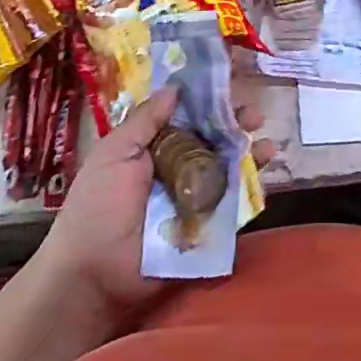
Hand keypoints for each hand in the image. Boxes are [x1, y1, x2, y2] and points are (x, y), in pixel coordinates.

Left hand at [37, 85, 272, 313]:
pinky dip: (251, 186)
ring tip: (266, 145)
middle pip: (213, 140)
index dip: (209, 104)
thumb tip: (175, 88)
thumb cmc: (98, 205)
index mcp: (153, 148)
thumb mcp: (115, 152)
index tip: (230, 89)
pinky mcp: (206, 226)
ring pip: (228, 168)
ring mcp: (194, 198)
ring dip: (249, 153)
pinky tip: (264, 172)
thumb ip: (145, 119)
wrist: (94, 272)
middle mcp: (176, 168)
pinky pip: (233, 203)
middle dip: (236, 125)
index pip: (187, 118)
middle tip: (254, 116)